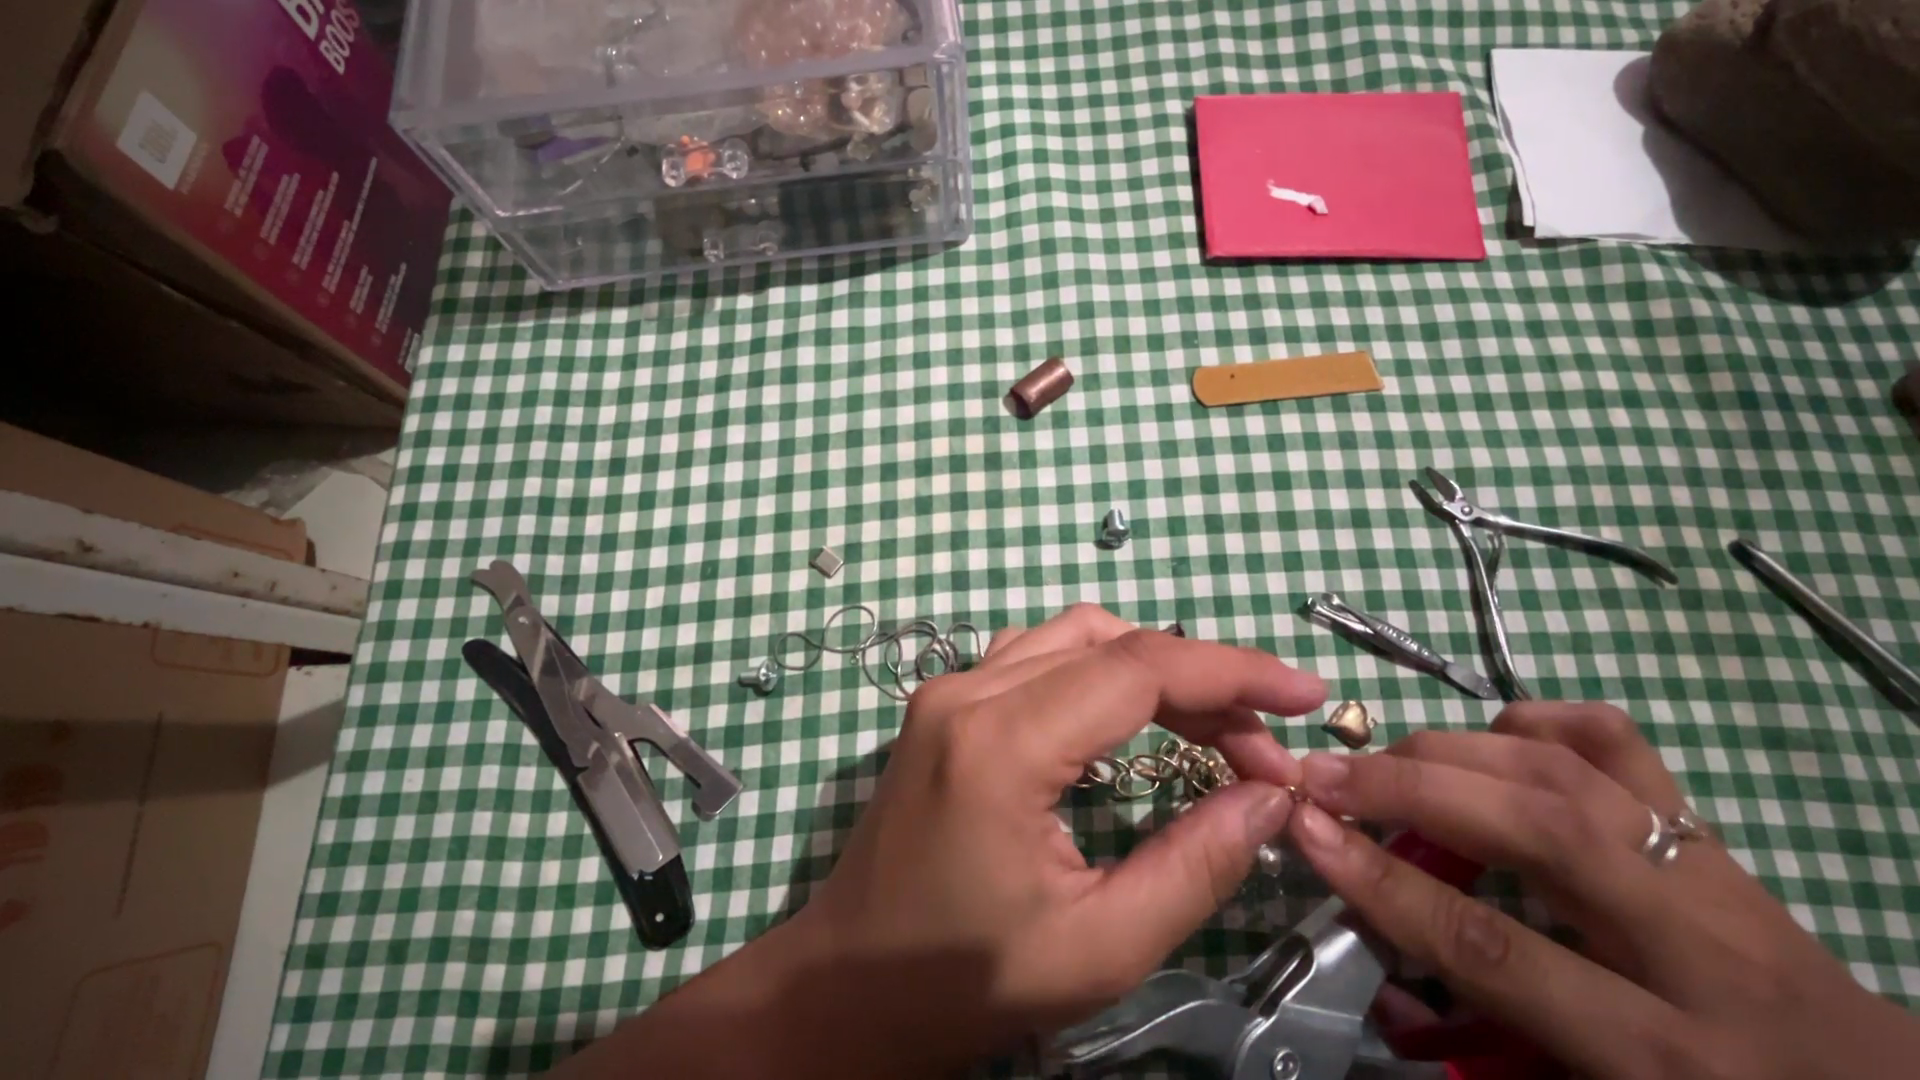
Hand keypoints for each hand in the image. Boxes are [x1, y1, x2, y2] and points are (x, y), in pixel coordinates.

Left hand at [557, 605, 1325, 1078]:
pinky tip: (1131, 720)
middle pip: (1110, 642)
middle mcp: (967, 693)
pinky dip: (1099, 673)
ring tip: (1210, 730)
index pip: (1139, 667)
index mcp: (1001, 745)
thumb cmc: (964, 982)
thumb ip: (1196, 864)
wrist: (845, 989)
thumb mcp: (1099, 946)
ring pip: (1071, 637)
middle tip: (1261, 746)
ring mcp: (946, 691)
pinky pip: (1035, 657)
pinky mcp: (939, 706)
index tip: (1305, 696)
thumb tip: (1272, 796)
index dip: (1233, 672)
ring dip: (1150, 668)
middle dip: (1201, 680)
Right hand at [1285, 702, 1919, 1079]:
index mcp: (1671, 1056)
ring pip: (1580, 773)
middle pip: (1542, 828)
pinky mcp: (1721, 832)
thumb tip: (1378, 970)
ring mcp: (1722, 877)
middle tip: (1323, 773)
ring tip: (1381, 758)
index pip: (1497, 948)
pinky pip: (1628, 747)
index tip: (1305, 831)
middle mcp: (1707, 953)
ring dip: (1457, 750)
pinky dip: (1539, 723)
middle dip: (1410, 789)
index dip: (1385, 882)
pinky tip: (1490, 740)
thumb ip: (1483, 1041)